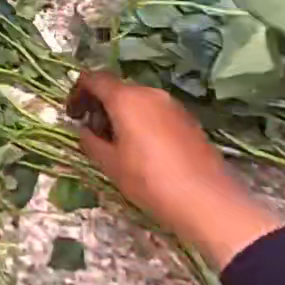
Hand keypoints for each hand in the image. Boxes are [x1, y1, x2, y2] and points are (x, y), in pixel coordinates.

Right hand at [69, 71, 283, 268]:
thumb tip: (83, 130)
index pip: (92, 78)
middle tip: (92, 131)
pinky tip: (144, 149)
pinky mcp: (189, 121)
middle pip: (116, 88)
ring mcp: (173, 106)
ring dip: (121, 113)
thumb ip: (89, 141)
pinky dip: (142, 120)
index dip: (77, 92)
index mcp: (125, 98)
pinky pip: (156, 112)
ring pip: (137, 100)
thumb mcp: (110, 164)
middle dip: (99, 104)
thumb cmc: (151, 181)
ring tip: (117, 142)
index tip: (72, 115)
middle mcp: (149, 93)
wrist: (211, 205)